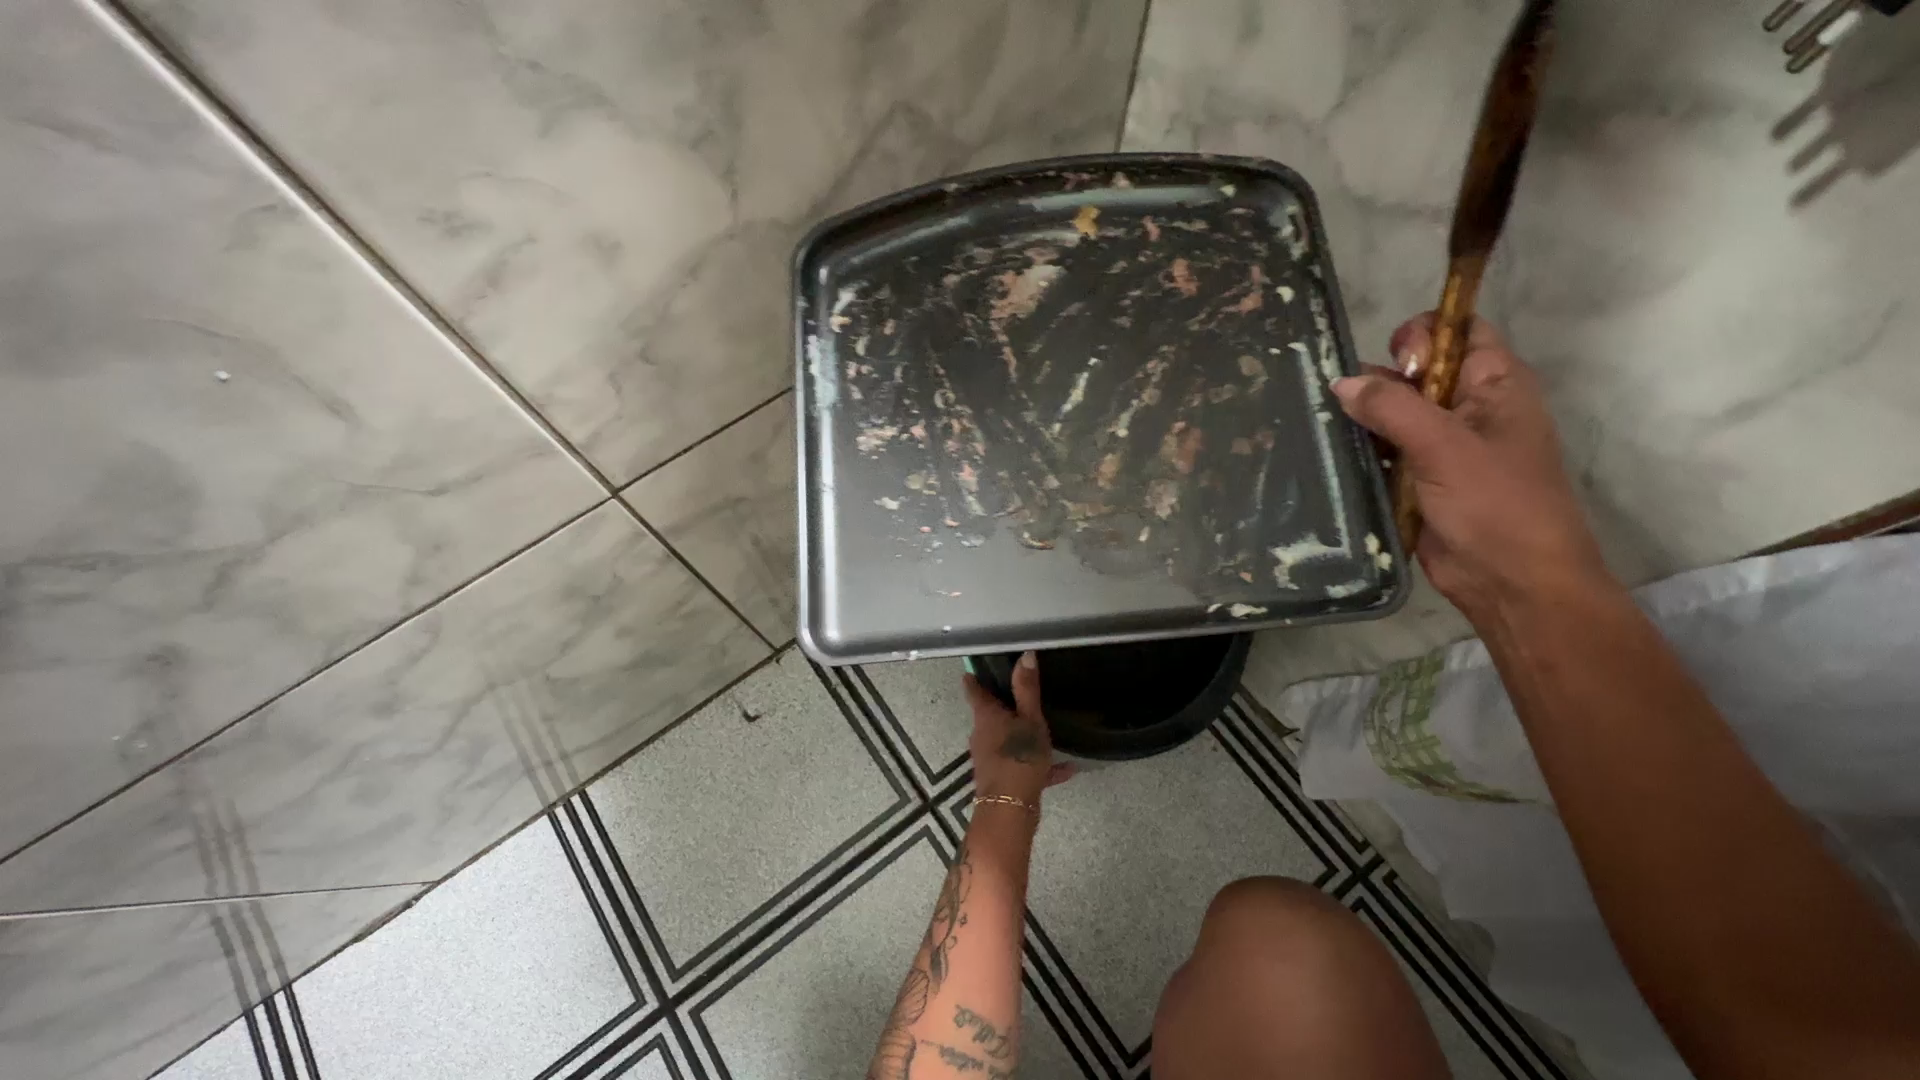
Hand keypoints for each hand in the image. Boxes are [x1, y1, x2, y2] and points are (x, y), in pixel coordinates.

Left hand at [962, 652, 1075, 804]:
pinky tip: (1066, 769)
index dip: (975, 678)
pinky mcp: (1001, 778)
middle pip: (990, 715)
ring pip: (1007, 740)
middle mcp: (982, 735)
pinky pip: (1021, 764)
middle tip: (1020, 692)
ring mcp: (989, 758)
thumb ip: (1027, 689)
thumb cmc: (1019, 757)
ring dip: (1023, 736)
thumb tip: (1025, 654)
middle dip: (1003, 706)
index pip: (974, 690)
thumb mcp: (1030, 720)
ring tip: (1046, 730)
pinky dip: (1039, 764)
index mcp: (986, 717)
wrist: (1010, 809)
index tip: (976, 668)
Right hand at [1330, 313, 1614, 623]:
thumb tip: (1341, 383)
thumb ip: (1391, 407)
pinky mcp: (1417, 481)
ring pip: (1392, 414)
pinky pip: (1382, 454)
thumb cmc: (1496, 504)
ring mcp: (1441, 447)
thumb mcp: (1444, 446)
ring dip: (1362, 418)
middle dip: (1379, 378)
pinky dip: (1360, 452)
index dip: (1423, 334)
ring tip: (1326, 424)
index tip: (1397, 365)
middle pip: (1416, 371)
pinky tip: (1332, 454)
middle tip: (1349, 401)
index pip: (1458, 330)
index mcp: (1495, 385)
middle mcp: (1469, 408)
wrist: (1512, 582)